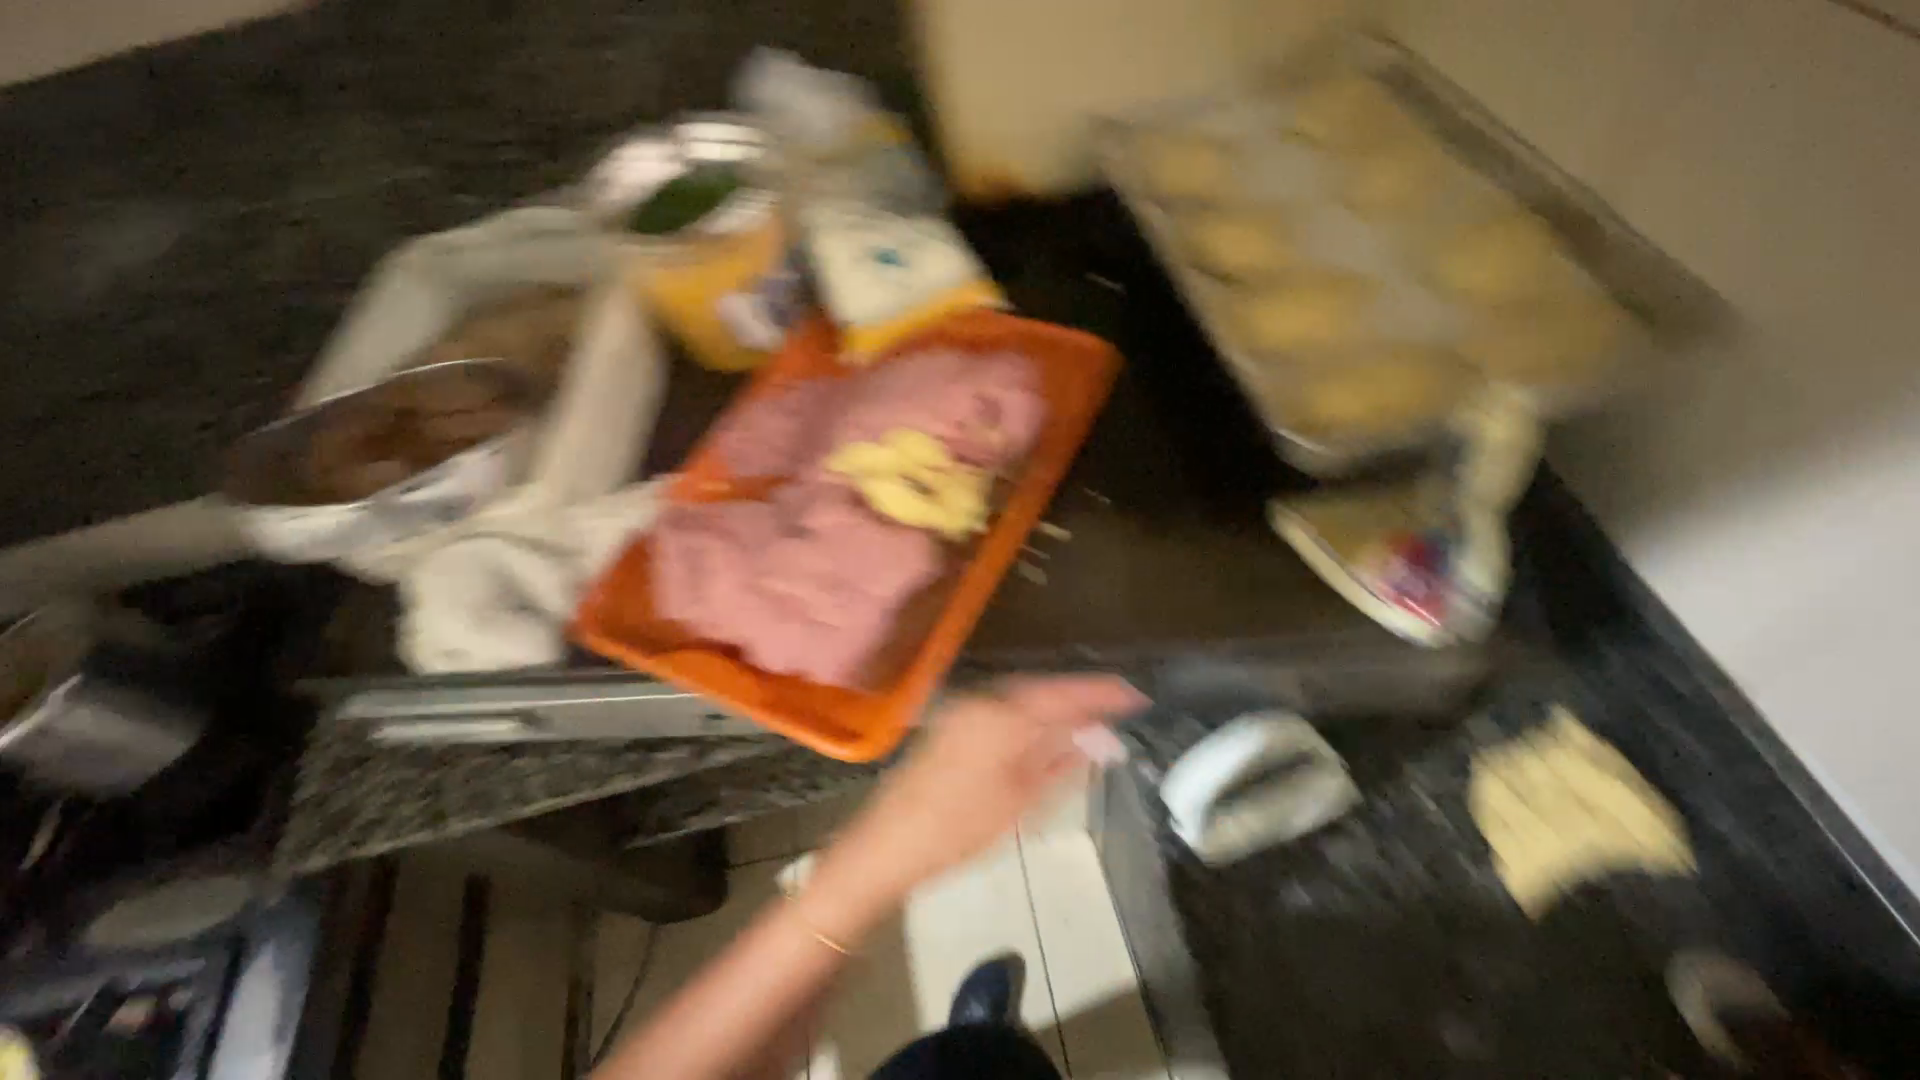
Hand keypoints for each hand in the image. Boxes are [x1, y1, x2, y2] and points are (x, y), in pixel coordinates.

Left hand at [800, 675, 1144, 933]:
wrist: (889, 845)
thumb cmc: (960, 829)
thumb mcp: (1022, 800)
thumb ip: (1061, 760)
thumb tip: (1099, 739)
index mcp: (1002, 716)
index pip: (1062, 694)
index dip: (1100, 693)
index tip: (1133, 695)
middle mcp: (981, 702)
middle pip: (1040, 691)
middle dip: (1077, 700)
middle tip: (1114, 711)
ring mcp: (960, 712)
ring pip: (1019, 700)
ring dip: (1052, 709)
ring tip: (1087, 724)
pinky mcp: (949, 726)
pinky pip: (999, 711)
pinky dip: (1026, 719)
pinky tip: (1042, 736)